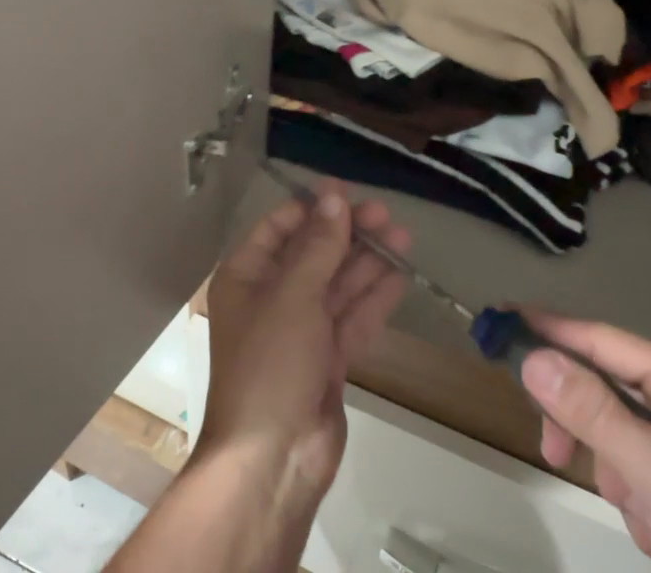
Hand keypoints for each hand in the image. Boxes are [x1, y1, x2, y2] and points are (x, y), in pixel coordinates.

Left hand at [198, 178, 412, 493]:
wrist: (273, 457)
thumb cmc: (270, 364)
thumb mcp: (292, 296)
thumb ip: (318, 247)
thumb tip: (334, 199)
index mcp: (246, 278)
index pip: (279, 229)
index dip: (313, 209)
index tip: (349, 193)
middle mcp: (271, 299)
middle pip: (312, 255)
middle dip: (348, 234)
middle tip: (387, 216)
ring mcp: (300, 331)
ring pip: (336, 286)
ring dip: (367, 263)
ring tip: (404, 238)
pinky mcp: (326, 360)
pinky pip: (351, 319)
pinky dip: (373, 298)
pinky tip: (400, 276)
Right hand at [517, 315, 650, 572]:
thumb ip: (591, 412)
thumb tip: (533, 358)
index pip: (606, 341)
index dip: (551, 329)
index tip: (502, 319)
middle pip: (610, 392)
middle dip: (589, 432)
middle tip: (553, 454)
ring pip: (623, 441)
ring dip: (623, 482)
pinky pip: (644, 475)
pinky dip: (644, 505)